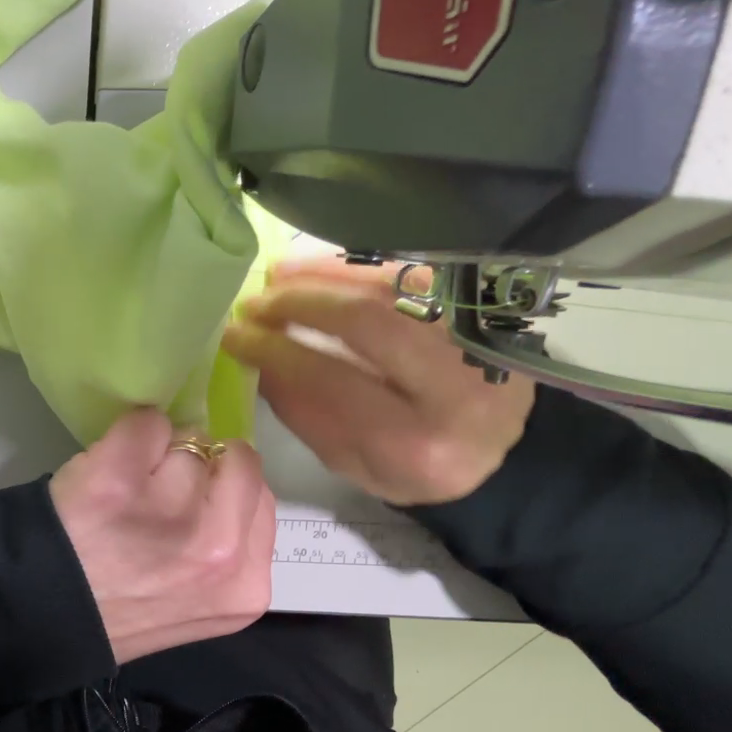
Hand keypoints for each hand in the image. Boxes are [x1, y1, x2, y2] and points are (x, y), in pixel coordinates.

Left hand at [49, 409, 276, 664]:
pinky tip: (103, 470)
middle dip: (200, 465)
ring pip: (187, 441)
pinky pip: (144, 424)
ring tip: (124, 490)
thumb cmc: (116, 605)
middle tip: (156, 491)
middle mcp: (217, 548)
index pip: (260, 497)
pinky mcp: (116, 481)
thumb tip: (224, 470)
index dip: (222, 488)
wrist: (35, 616)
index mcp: (245, 584)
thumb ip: (226, 545)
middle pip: (234, 461)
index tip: (190, 500)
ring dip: (158, 452)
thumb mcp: (196, 597)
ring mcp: (168, 512)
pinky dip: (127, 433)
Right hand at [222, 259, 534, 506]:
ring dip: (329, 275)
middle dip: (302, 304)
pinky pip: (420, 275)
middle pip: (371, 323)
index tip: (235, 336)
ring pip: (398, 289)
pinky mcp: (490, 313)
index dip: (277, 352)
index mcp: (416, 443)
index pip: (333, 381)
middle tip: (257, 302)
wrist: (495, 452)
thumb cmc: (405, 463)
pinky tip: (325, 268)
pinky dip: (366, 267)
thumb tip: (257, 356)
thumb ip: (302, 412)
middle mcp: (458, 391)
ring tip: (281, 274)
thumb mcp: (348, 459)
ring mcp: (482, 344)